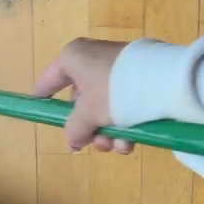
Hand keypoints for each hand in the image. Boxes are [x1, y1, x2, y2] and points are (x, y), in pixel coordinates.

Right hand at [34, 38, 132, 153]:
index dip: (43, 99)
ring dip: (109, 133)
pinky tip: (131, 142)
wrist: (164, 81)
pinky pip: (124, 105)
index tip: (39, 112)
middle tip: (96, 144)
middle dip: (90, 129)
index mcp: (74, 58)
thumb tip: (74, 142)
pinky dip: (126, 126)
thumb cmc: (114, 91)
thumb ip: (75, 129)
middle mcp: (94, 59)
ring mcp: (117, 69)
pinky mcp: (139, 79)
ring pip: (105, 108)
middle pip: (82, 101)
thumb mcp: (88, 114)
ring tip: (118, 146)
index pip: (50, 79)